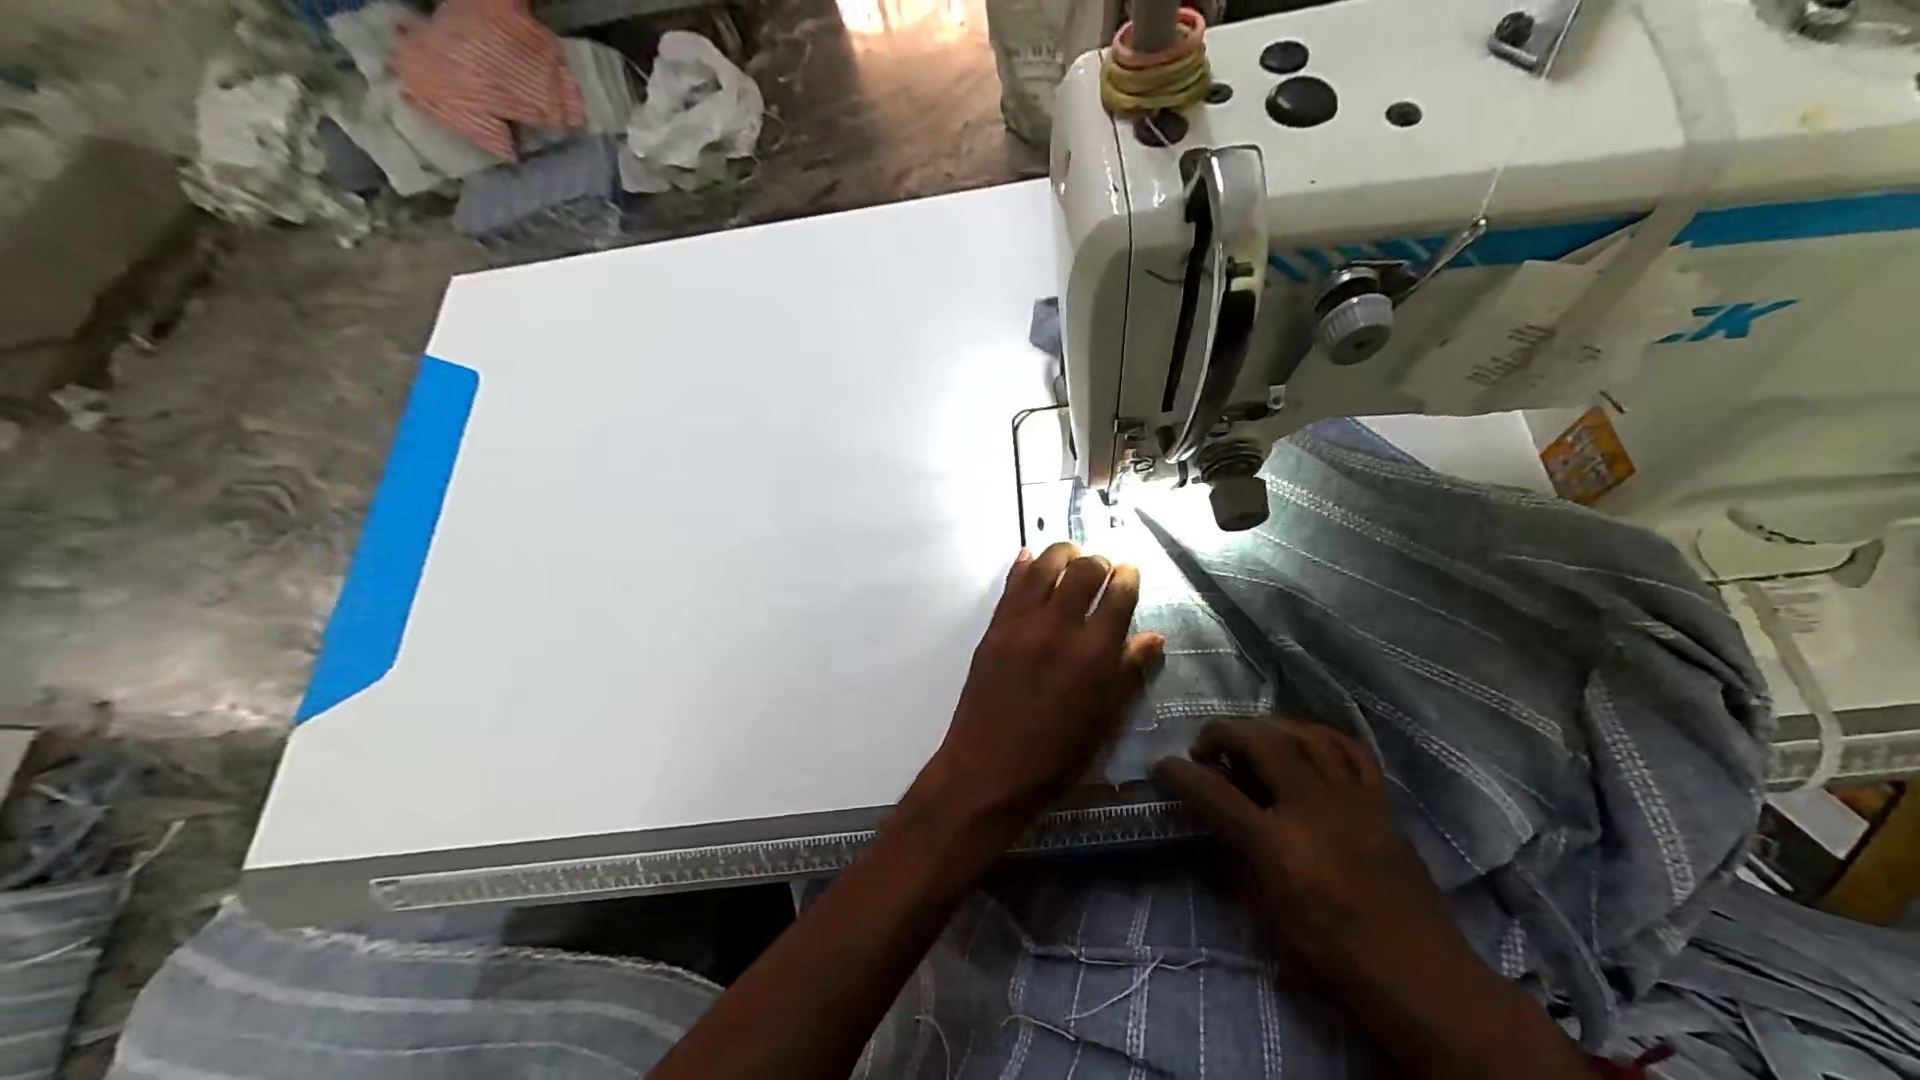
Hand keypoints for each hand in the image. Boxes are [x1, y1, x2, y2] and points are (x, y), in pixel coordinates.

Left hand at [913, 543, 1164, 838]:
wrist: (988, 769)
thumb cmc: (1056, 756)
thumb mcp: (1104, 720)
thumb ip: (1128, 672)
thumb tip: (1153, 636)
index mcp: (1095, 653)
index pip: (1118, 596)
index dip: (1127, 577)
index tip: (1129, 570)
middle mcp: (1060, 628)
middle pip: (1083, 572)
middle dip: (1097, 561)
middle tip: (1100, 565)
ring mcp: (1022, 624)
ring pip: (1044, 568)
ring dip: (1061, 554)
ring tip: (1069, 553)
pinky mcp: (995, 629)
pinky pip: (1011, 585)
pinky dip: (1024, 566)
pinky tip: (1029, 557)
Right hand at [1158, 717, 1596, 1079]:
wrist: (1422, 980)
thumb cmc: (1333, 958)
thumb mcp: (1267, 917)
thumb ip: (1236, 858)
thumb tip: (1213, 821)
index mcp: (1280, 848)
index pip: (1214, 793)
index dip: (1178, 774)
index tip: (1160, 766)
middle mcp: (1315, 811)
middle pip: (1262, 741)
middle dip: (1222, 732)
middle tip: (1205, 747)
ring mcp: (1354, 802)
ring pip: (1306, 734)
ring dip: (1268, 726)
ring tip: (1250, 738)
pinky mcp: (1382, 804)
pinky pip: (1351, 750)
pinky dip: (1319, 736)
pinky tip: (1304, 742)